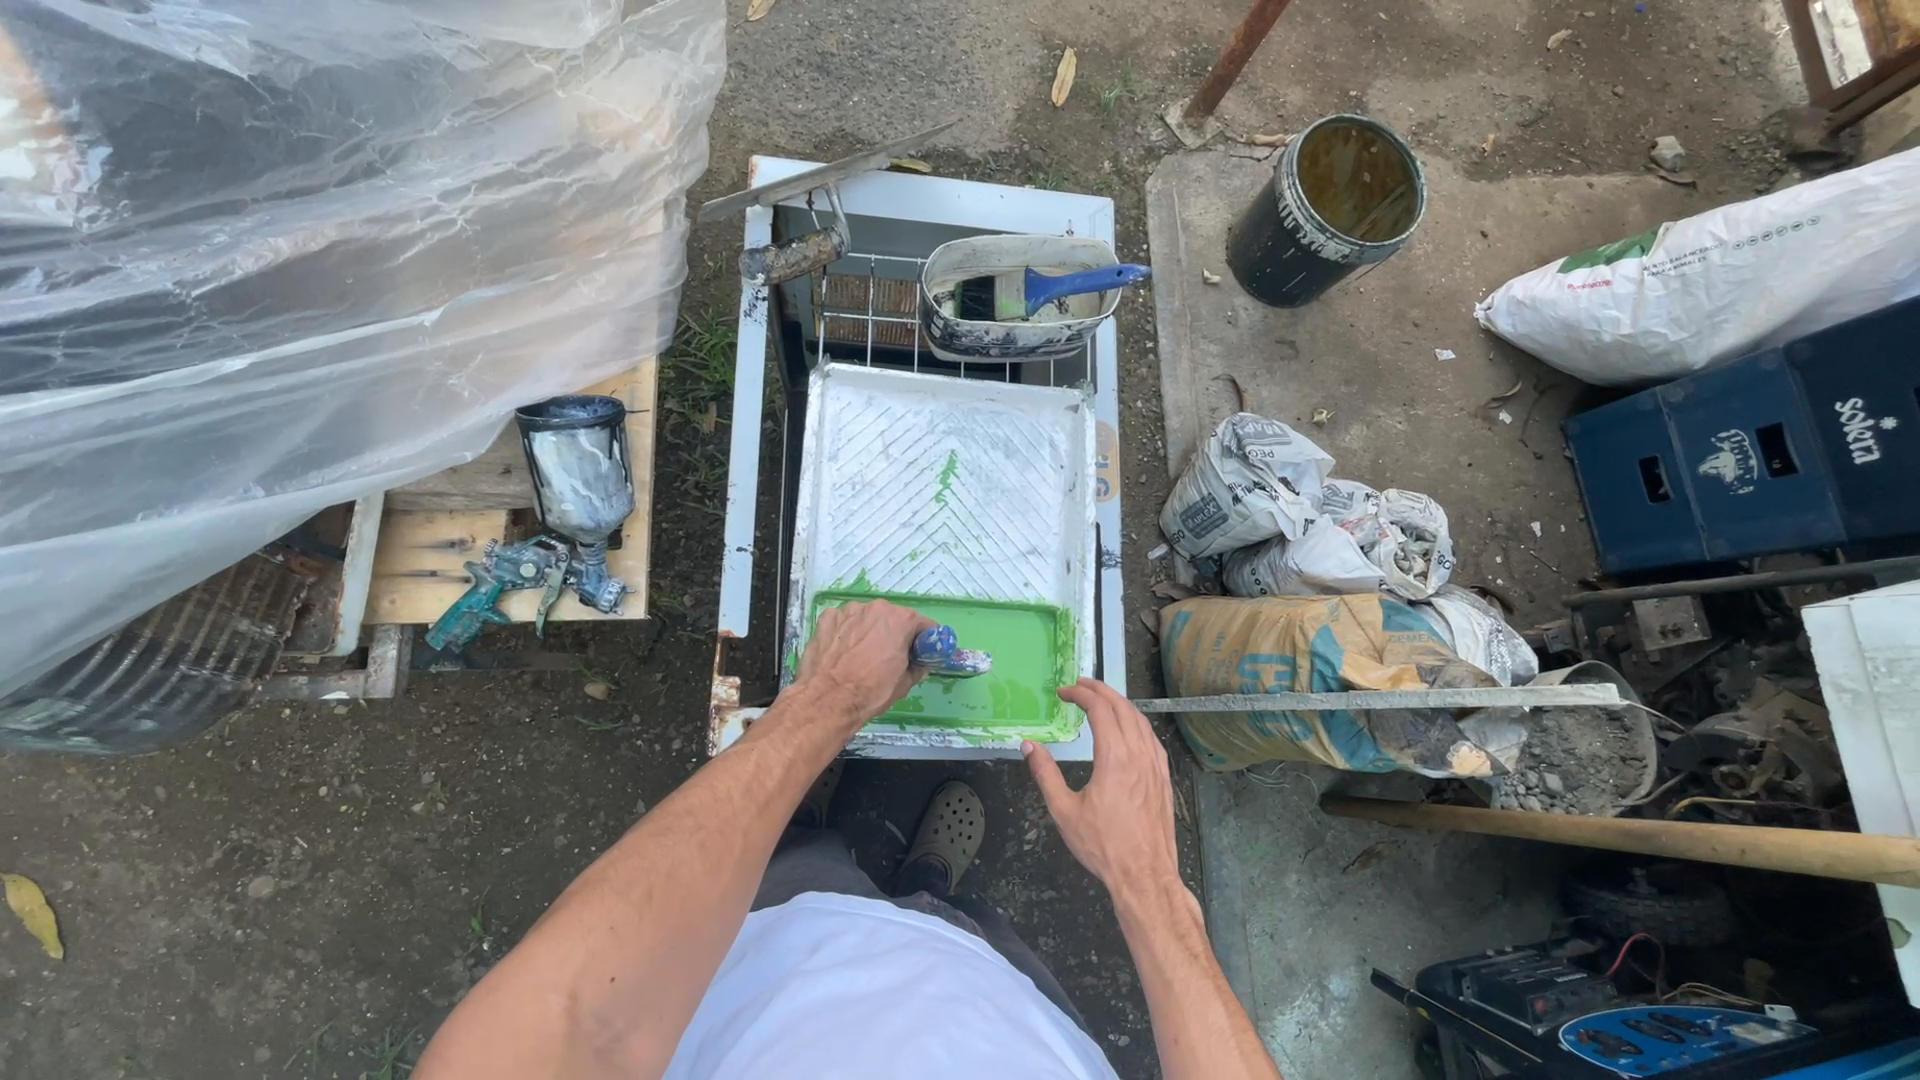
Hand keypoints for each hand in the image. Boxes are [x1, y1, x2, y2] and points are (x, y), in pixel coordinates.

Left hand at [794, 600, 937, 727]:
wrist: (827, 699)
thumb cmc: (870, 691)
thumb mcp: (905, 683)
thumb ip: (918, 666)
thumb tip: (919, 663)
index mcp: (900, 620)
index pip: (923, 625)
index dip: (924, 641)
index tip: (919, 653)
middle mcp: (876, 607)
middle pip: (893, 618)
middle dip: (894, 634)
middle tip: (888, 657)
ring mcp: (849, 610)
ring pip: (867, 618)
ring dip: (869, 631)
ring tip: (860, 656)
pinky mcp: (827, 618)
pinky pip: (844, 622)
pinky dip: (846, 633)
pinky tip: (842, 652)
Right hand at [1023, 678, 1180, 901]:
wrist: (1144, 875)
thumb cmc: (1103, 845)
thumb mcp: (1064, 811)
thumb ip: (1045, 774)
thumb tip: (1028, 745)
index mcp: (1114, 758)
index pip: (1099, 710)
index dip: (1081, 694)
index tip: (1064, 691)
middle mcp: (1138, 754)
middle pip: (1122, 707)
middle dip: (1101, 690)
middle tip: (1081, 684)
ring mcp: (1156, 765)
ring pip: (1141, 720)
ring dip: (1120, 703)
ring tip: (1102, 699)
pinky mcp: (1164, 777)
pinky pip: (1152, 737)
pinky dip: (1137, 722)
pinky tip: (1130, 728)